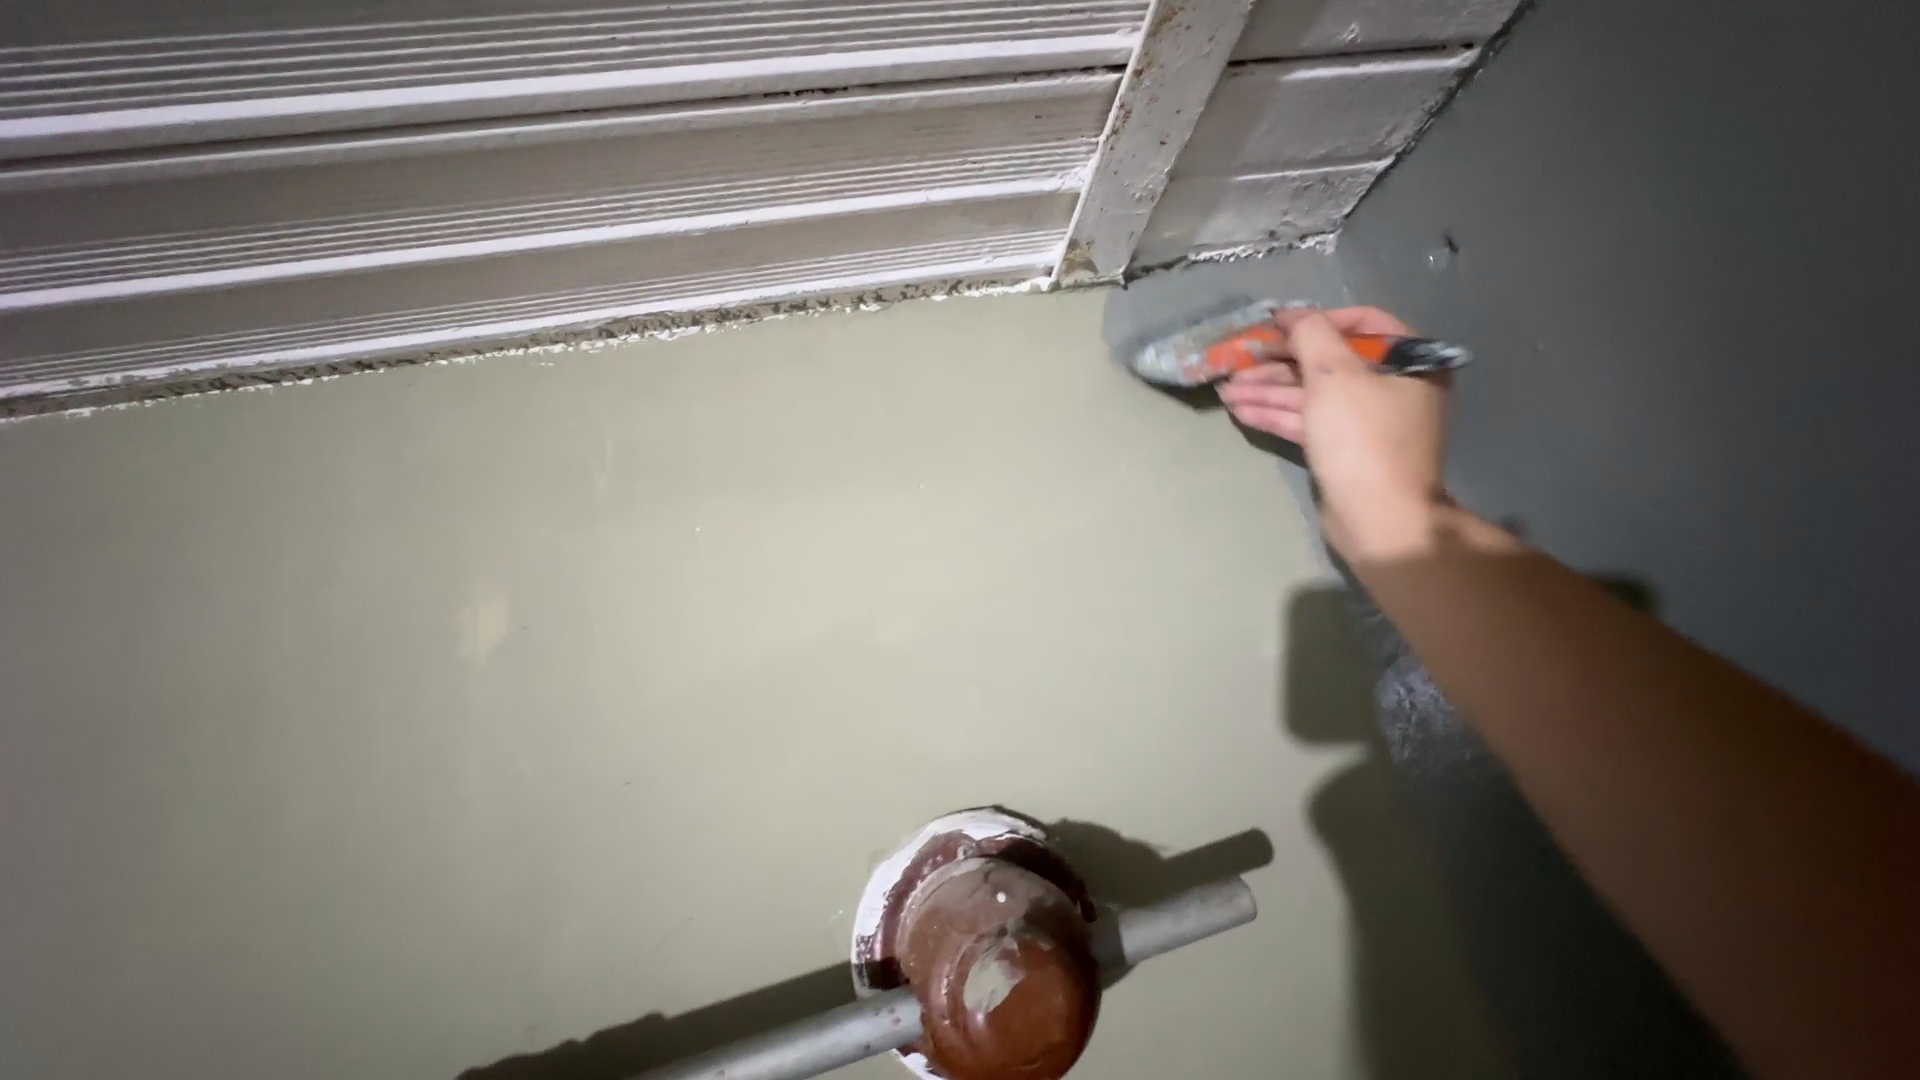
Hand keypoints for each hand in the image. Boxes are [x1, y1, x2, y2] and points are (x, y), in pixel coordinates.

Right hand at [1217, 306, 1451, 557]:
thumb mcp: (1335, 376)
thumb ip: (1311, 336)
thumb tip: (1291, 314)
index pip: (1360, 322)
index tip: (1272, 327)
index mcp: (1407, 360)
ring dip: (1269, 390)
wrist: (1379, 518)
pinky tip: (1242, 412)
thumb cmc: (1362, 438)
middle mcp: (1392, 386)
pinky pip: (1310, 422)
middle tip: (1238, 363)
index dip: (1313, 321)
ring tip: (1227, 391)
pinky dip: (1278, 415)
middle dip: (1279, 363)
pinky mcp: (1345, 450)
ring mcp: (1367, 421)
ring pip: (1313, 395)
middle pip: (1328, 362)